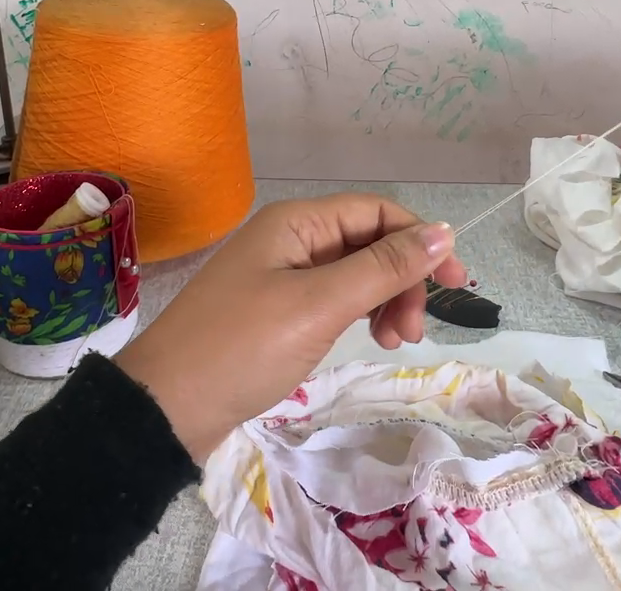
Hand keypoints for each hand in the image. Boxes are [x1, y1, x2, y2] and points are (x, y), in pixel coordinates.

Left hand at [113, 194, 465, 458]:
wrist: (165, 407)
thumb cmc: (243, 347)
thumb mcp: (319, 305)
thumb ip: (382, 268)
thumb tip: (442, 231)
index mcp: (298, 222)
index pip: (376, 213)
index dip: (420, 241)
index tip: (455, 284)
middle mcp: (292, 237)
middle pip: (368, 241)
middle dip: (401, 279)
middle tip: (413, 332)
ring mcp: (282, 273)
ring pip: (354, 272)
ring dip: (384, 299)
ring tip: (394, 343)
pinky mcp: (278, 308)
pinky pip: (333, 297)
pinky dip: (359, 314)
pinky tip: (368, 339)